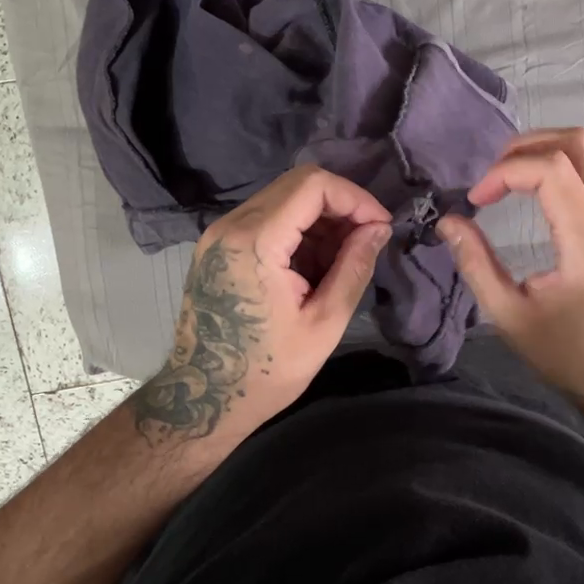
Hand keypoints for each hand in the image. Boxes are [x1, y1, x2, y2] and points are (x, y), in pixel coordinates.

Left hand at [128, 166, 392, 449]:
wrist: (204, 400)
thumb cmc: (267, 370)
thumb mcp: (324, 323)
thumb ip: (354, 267)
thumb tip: (379, 229)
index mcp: (255, 241)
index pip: (313, 185)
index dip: (355, 197)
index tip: (380, 226)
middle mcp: (231, 226)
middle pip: (297, 184)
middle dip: (341, 205)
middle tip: (367, 240)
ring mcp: (219, 235)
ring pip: (283, 198)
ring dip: (321, 218)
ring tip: (344, 258)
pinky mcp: (217, 247)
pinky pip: (266, 218)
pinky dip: (298, 230)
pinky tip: (316, 265)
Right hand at [437, 128, 583, 410]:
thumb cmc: (567, 353)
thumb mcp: (510, 316)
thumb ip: (476, 264)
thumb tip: (448, 222)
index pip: (552, 171)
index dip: (505, 172)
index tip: (477, 199)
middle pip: (580, 144)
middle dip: (528, 146)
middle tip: (493, 174)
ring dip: (549, 148)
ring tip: (512, 174)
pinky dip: (566, 163)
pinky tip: (538, 188)